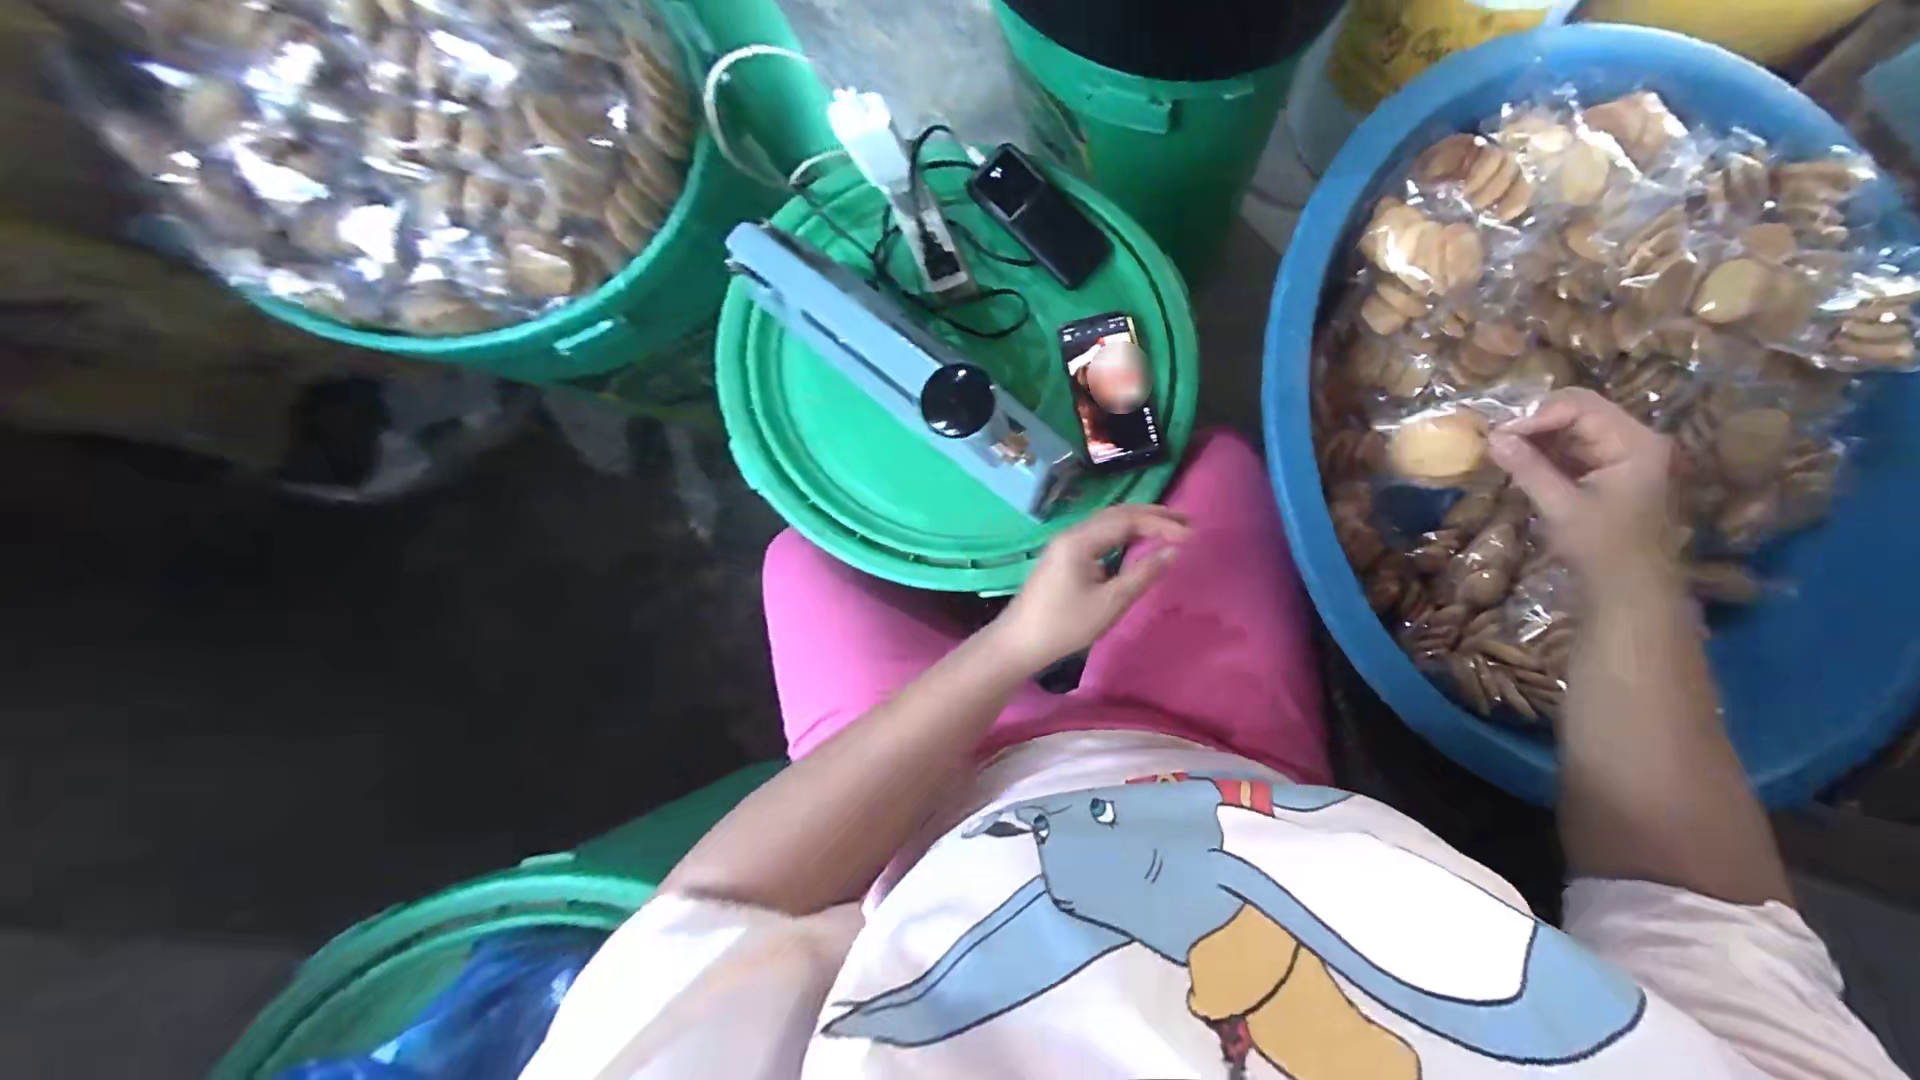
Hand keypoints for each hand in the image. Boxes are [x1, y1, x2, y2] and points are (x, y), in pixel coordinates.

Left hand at [987, 504, 1190, 671]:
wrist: (1020, 642)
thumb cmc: (1065, 625)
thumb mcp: (1110, 603)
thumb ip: (1143, 574)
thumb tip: (1173, 551)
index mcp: (1080, 540)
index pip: (1128, 520)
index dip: (1162, 523)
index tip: (1192, 534)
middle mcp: (1072, 534)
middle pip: (1117, 514)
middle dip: (1153, 516)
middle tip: (1188, 524)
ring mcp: (1065, 544)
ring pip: (1107, 523)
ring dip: (1139, 523)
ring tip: (1170, 529)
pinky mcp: (1063, 556)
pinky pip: (1099, 535)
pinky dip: (1123, 534)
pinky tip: (1138, 542)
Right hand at [1488, 388, 1675, 580]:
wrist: (1630, 583)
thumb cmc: (1601, 545)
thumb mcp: (1560, 506)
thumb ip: (1528, 468)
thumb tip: (1493, 437)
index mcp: (1634, 443)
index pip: (1580, 407)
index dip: (1536, 416)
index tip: (1499, 436)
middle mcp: (1635, 439)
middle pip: (1579, 409)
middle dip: (1534, 420)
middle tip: (1497, 439)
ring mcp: (1623, 454)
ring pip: (1573, 426)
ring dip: (1536, 434)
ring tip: (1502, 449)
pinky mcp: (1608, 468)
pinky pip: (1573, 446)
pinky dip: (1544, 449)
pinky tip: (1519, 460)